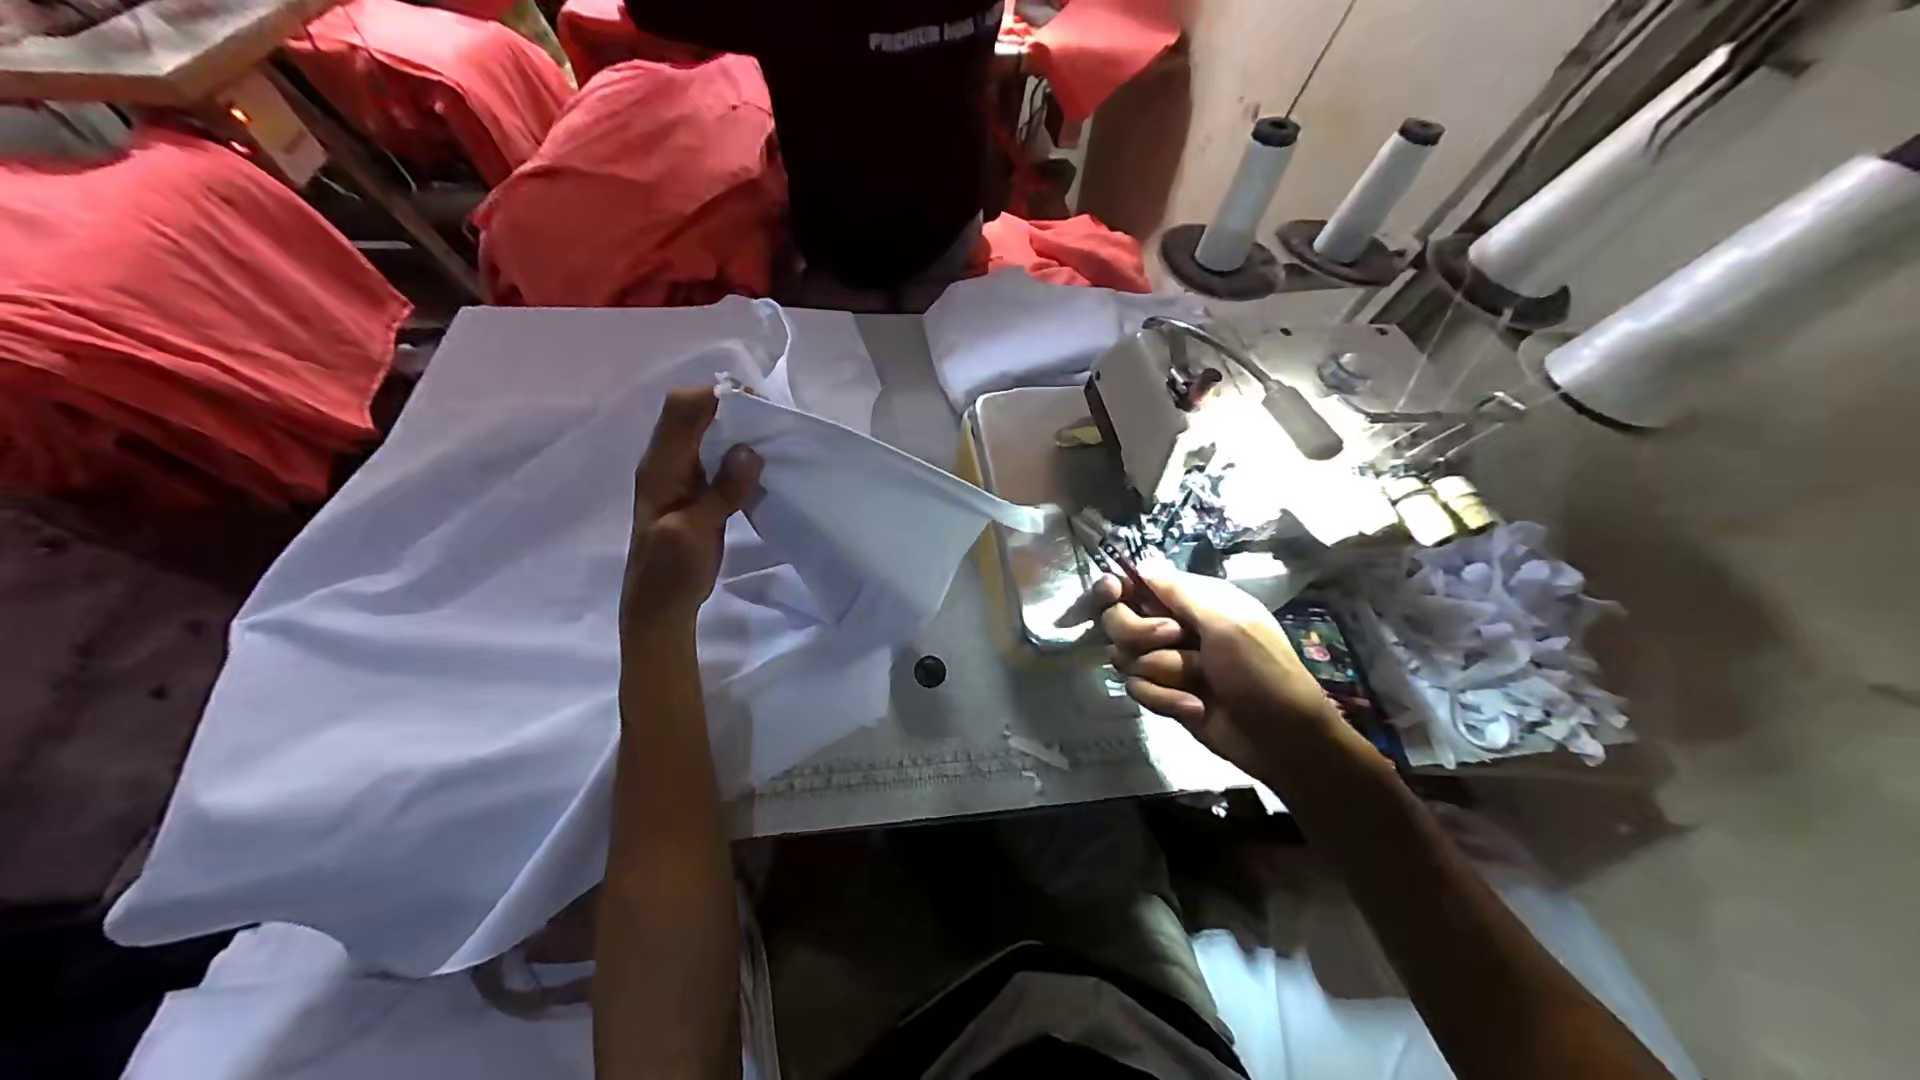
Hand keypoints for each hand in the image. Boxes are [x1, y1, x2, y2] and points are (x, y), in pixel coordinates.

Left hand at [622, 388, 761, 635]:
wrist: (661, 607)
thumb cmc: (669, 572)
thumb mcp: (692, 533)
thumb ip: (720, 492)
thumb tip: (750, 450)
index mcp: (660, 467)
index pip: (682, 409)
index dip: (715, 396)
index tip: (756, 405)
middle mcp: (669, 463)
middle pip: (695, 413)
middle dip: (731, 405)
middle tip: (772, 418)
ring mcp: (685, 477)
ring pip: (709, 433)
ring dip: (739, 427)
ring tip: (774, 434)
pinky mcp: (701, 492)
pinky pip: (720, 458)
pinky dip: (741, 452)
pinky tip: (764, 461)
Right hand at [1094, 567, 1350, 775]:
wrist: (1281, 736)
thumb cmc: (1261, 670)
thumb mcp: (1227, 622)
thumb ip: (1180, 592)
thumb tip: (1142, 564)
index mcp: (1192, 601)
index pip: (1137, 583)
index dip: (1117, 587)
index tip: (1112, 594)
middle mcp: (1173, 627)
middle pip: (1119, 619)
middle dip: (1140, 632)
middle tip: (1173, 639)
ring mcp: (1167, 662)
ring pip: (1126, 657)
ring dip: (1162, 671)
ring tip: (1198, 682)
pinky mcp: (1164, 694)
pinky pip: (1138, 689)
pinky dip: (1165, 699)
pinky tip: (1195, 707)